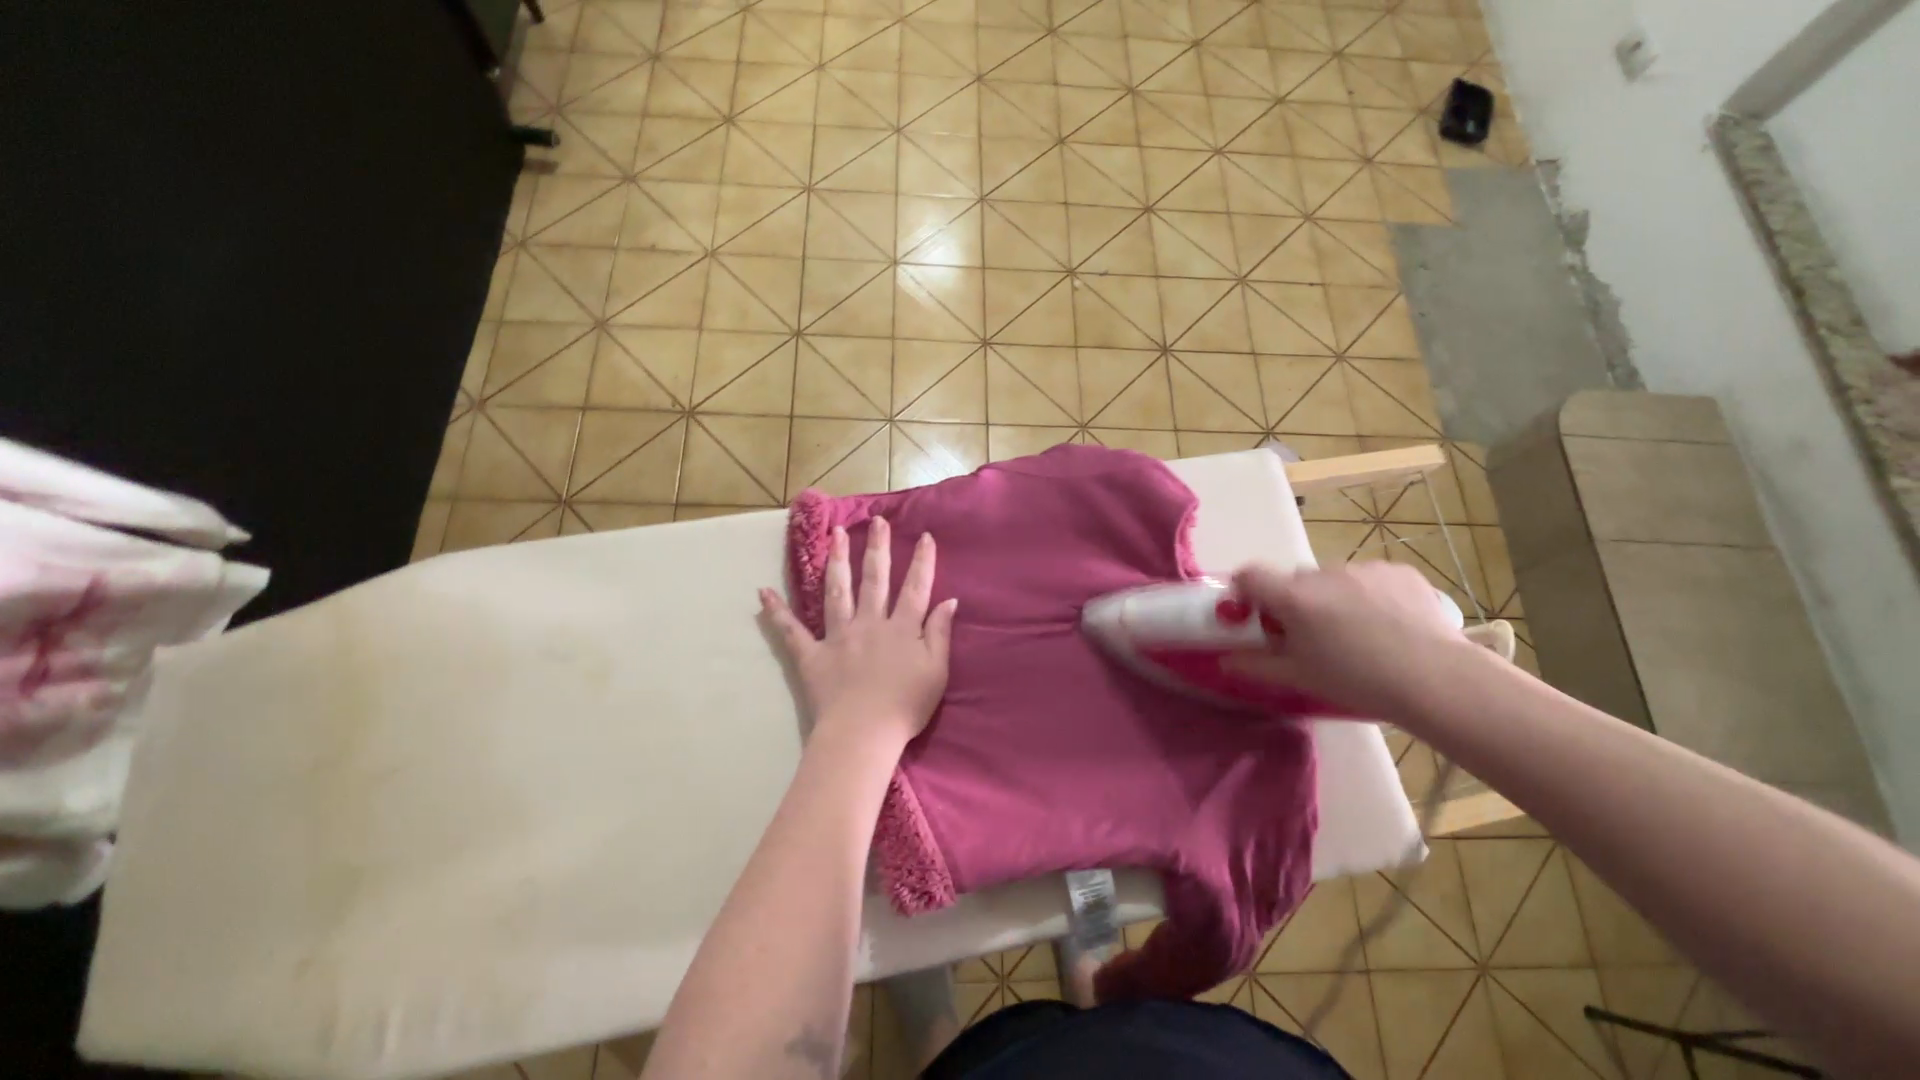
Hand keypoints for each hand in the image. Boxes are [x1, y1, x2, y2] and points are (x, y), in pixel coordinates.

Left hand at [761, 517, 958, 750]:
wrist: (864, 733)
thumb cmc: (905, 707)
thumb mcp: (936, 672)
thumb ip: (940, 634)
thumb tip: (949, 600)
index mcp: (902, 629)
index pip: (915, 587)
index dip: (921, 561)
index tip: (924, 536)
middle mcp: (869, 623)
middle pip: (875, 579)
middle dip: (877, 548)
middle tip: (877, 521)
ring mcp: (838, 636)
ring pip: (837, 592)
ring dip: (837, 561)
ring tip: (835, 535)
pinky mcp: (812, 655)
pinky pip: (792, 631)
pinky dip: (777, 612)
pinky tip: (763, 592)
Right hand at [1226, 561, 1469, 720]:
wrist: (1436, 678)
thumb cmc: (1358, 681)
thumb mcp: (1300, 678)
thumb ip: (1255, 664)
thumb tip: (1224, 659)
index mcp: (1294, 597)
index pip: (1249, 575)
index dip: (1245, 592)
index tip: (1254, 616)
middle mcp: (1323, 573)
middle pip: (1295, 581)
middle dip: (1295, 604)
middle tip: (1311, 639)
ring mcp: (1363, 568)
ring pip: (1334, 580)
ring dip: (1334, 600)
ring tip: (1359, 635)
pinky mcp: (1397, 571)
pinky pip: (1369, 579)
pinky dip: (1369, 597)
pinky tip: (1389, 626)